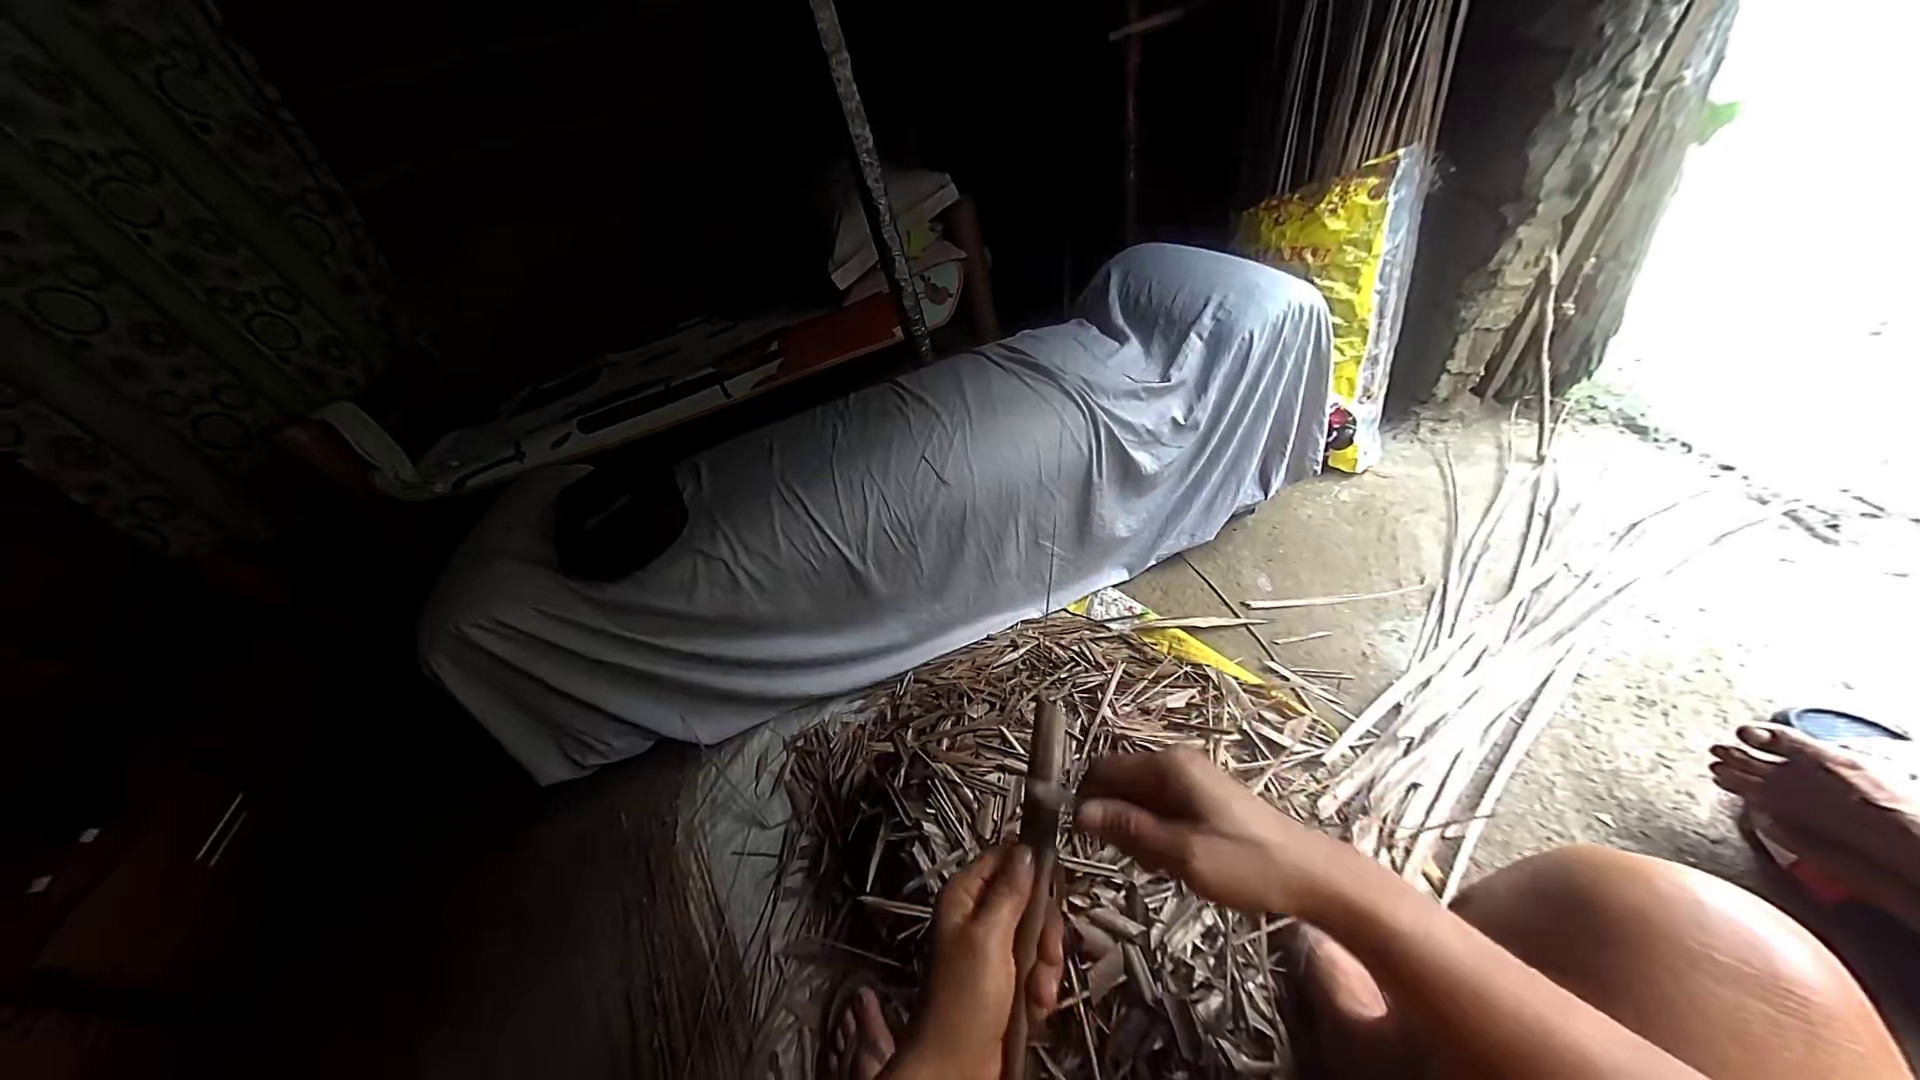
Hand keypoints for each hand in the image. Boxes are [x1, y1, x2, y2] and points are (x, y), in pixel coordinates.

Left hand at [889, 846, 1064, 1079]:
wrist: (957, 1069)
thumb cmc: (964, 1001)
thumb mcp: (989, 938)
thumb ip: (1010, 892)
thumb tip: (1025, 849)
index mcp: (965, 896)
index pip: (1003, 858)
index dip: (1030, 869)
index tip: (1050, 889)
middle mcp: (979, 915)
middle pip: (1028, 898)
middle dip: (1043, 930)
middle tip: (1045, 954)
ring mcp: (994, 948)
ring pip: (1037, 934)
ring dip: (1046, 964)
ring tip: (1038, 990)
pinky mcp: (1008, 978)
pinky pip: (1037, 966)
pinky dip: (1042, 985)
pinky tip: (1036, 1005)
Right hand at [1075, 748, 1357, 918]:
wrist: (1312, 876)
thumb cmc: (1245, 863)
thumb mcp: (1181, 852)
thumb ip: (1129, 828)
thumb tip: (1079, 812)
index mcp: (1167, 765)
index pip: (1104, 769)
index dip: (1088, 799)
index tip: (1086, 837)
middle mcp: (1175, 761)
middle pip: (1121, 783)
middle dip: (1116, 819)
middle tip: (1135, 858)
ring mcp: (1191, 778)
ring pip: (1140, 799)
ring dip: (1138, 830)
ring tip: (1159, 864)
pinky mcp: (1203, 797)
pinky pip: (1161, 808)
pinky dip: (1157, 832)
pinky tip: (1175, 860)